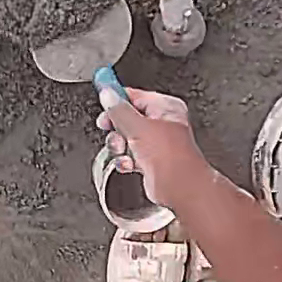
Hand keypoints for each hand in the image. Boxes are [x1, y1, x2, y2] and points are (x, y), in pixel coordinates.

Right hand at [95, 87, 211, 210]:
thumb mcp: (138, 126)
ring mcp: (154, 143)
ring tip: (124, 150)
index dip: (116, 99)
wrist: (179, 186)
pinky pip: (127, 155)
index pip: (134, 96)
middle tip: (111, 128)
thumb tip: (108, 94)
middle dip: (116, 127)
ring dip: (119, 146)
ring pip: (124, 138)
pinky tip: (129, 163)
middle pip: (126, 118)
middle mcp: (161, 123)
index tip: (103, 98)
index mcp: (164, 108)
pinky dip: (125, 160)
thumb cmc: (170, 156)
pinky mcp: (148, 160)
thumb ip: (119, 110)